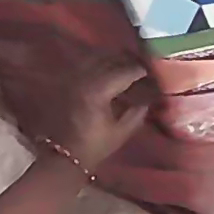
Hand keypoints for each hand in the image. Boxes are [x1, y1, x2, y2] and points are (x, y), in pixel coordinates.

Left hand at [35, 54, 156, 169]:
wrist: (63, 156)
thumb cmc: (95, 146)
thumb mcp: (122, 131)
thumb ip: (138, 112)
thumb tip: (149, 97)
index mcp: (98, 92)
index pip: (124, 72)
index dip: (139, 70)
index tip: (150, 71)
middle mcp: (84, 79)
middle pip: (109, 59)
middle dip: (126, 60)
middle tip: (140, 64)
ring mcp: (73, 78)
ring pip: (95, 58)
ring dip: (111, 58)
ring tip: (124, 63)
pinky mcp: (66, 82)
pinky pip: (84, 64)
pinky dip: (97, 62)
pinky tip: (107, 69)